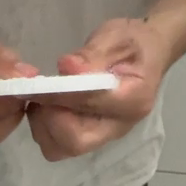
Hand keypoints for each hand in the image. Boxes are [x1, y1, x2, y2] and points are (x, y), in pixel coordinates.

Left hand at [28, 18, 170, 160]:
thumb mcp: (117, 37)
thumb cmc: (133, 43)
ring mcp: (100, 138)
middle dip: (49, 119)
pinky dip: (42, 128)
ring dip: (41, 125)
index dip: (62, 95)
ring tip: (41, 97)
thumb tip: (66, 67)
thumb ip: (92, 54)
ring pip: (59, 149)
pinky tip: (44, 105)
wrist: (146, 57)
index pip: (91, 106)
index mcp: (133, 99)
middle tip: (39, 93)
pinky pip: (55, 146)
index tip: (43, 81)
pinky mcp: (85, 139)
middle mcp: (116, 128)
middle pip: (73, 142)